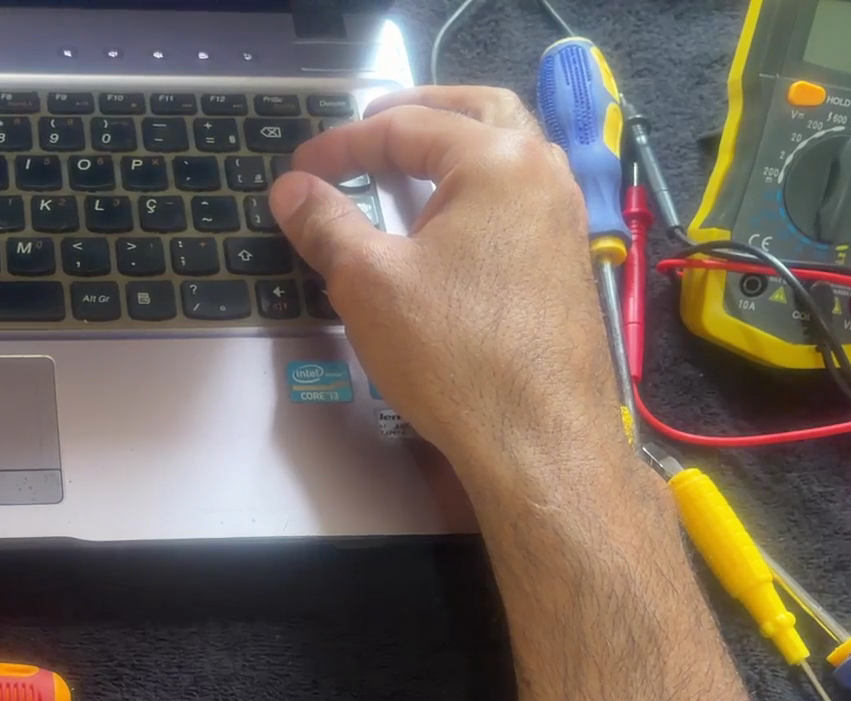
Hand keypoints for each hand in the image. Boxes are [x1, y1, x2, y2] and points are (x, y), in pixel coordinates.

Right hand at [271, 86, 625, 495]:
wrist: (533, 435)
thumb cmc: (450, 352)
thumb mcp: (368, 282)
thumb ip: (326, 225)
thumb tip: (289, 190)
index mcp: (497, 162)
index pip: (408, 128)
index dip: (343, 144)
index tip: (301, 168)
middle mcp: (542, 174)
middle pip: (476, 114)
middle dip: (417, 116)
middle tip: (370, 129)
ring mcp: (561, 219)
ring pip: (502, 157)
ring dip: (451, 148)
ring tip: (407, 166)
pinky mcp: (562, 262)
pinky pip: (512, 200)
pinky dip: (472, 190)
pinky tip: (445, 226)